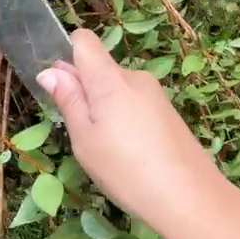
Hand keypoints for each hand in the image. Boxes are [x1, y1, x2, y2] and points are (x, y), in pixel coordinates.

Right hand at [37, 30, 223, 233]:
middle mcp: (136, 78)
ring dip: (105, 110)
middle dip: (85, 92)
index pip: (85, 41)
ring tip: (107, 151)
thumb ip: (69, 101)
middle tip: (82, 134)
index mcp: (111, 79)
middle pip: (101, 69)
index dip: (67, 57)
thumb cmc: (126, 170)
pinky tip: (129, 154)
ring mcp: (156, 95)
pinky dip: (125, 122)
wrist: (189, 197)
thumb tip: (50, 70)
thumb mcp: (86, 139)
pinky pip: (136, 105)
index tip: (62, 89)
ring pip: (118, 91)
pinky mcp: (168, 113)